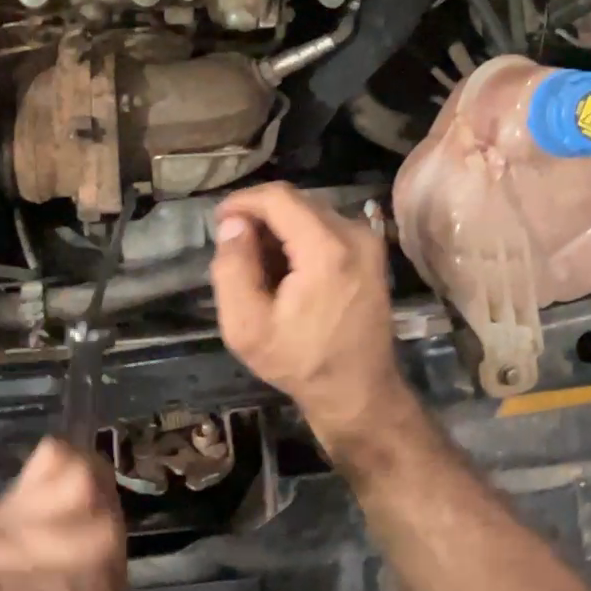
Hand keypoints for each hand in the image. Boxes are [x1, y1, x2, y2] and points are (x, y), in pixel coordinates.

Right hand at [210, 182, 412, 441]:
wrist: (360, 393)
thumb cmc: (301, 363)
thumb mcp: (247, 327)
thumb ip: (232, 269)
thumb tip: (232, 225)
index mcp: (327, 250)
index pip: (278, 197)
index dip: (243, 201)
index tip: (218, 221)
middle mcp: (354, 234)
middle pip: (295, 202)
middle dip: (259, 217)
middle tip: (234, 250)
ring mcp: (368, 241)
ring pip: (310, 212)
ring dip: (279, 228)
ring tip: (258, 265)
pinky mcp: (372, 252)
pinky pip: (326, 226)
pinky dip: (300, 237)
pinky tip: (286, 270)